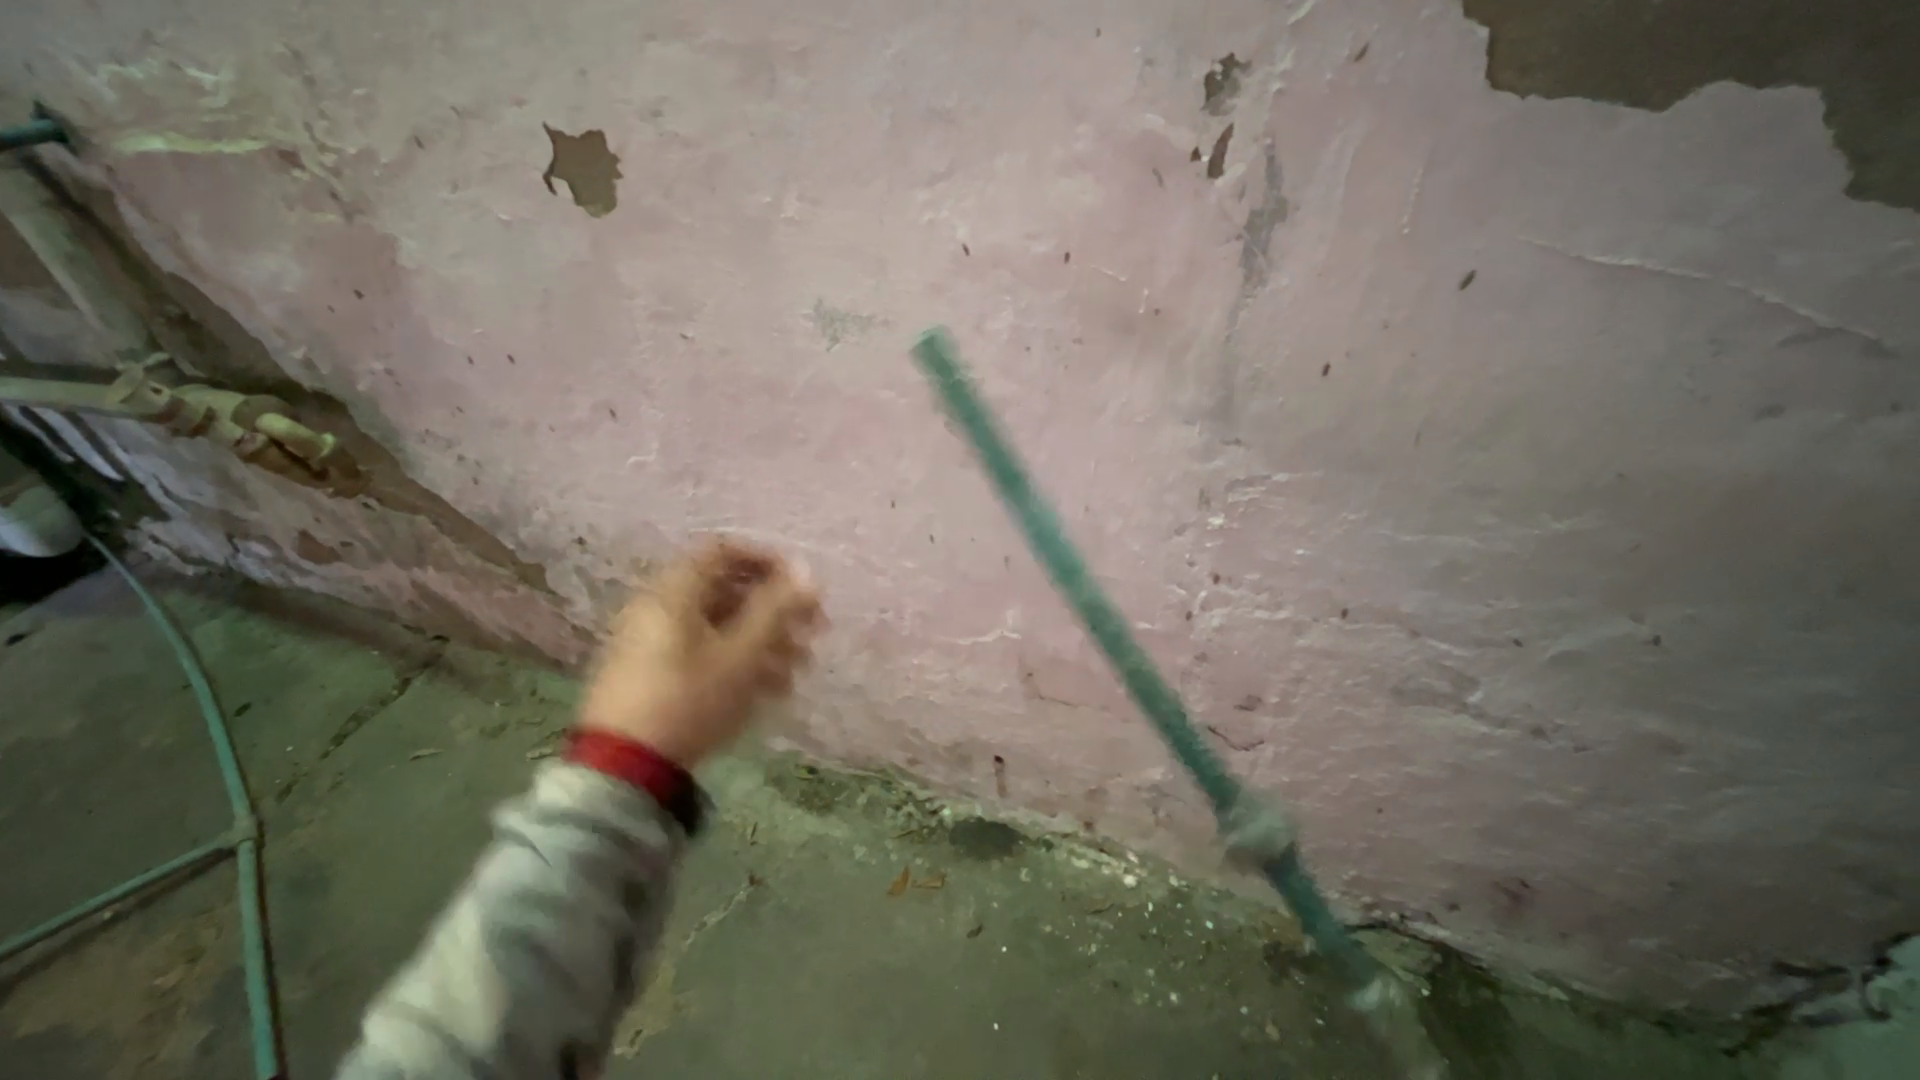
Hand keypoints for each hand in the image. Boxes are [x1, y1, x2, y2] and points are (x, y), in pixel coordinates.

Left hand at [577, 538, 823, 767]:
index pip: (725, 551)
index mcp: (675, 590)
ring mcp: (653, 642)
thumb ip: (777, 609)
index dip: (769, 561)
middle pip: (726, 590)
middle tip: (812, 634)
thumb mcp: (742, 653)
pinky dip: (739, 663)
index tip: (802, 588)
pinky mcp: (653, 676)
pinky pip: (703, 654)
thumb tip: (807, 573)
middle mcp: (659, 606)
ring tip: (797, 670)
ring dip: (764, 641)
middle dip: (774, 610)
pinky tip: (770, 691)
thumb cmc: (690, 698)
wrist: (625, 768)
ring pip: (719, 626)